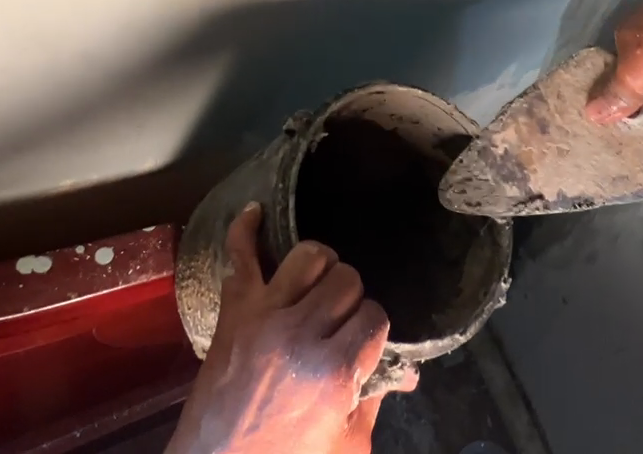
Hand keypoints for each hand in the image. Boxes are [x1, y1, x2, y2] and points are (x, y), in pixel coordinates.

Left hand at [166, 203, 404, 453]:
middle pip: (347, 280)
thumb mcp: (344, 446)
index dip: (374, 328)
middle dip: (351, 297)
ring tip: (318, 283)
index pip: (375, 317)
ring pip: (309, 256)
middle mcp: (300, 333)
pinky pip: (240, 254)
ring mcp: (263, 314)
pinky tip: (256, 212)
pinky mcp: (234, 309)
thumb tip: (408, 373)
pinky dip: (246, 229)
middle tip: (340, 319)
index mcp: (333, 372)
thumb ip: (374, 401)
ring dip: (321, 266)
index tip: (364, 341)